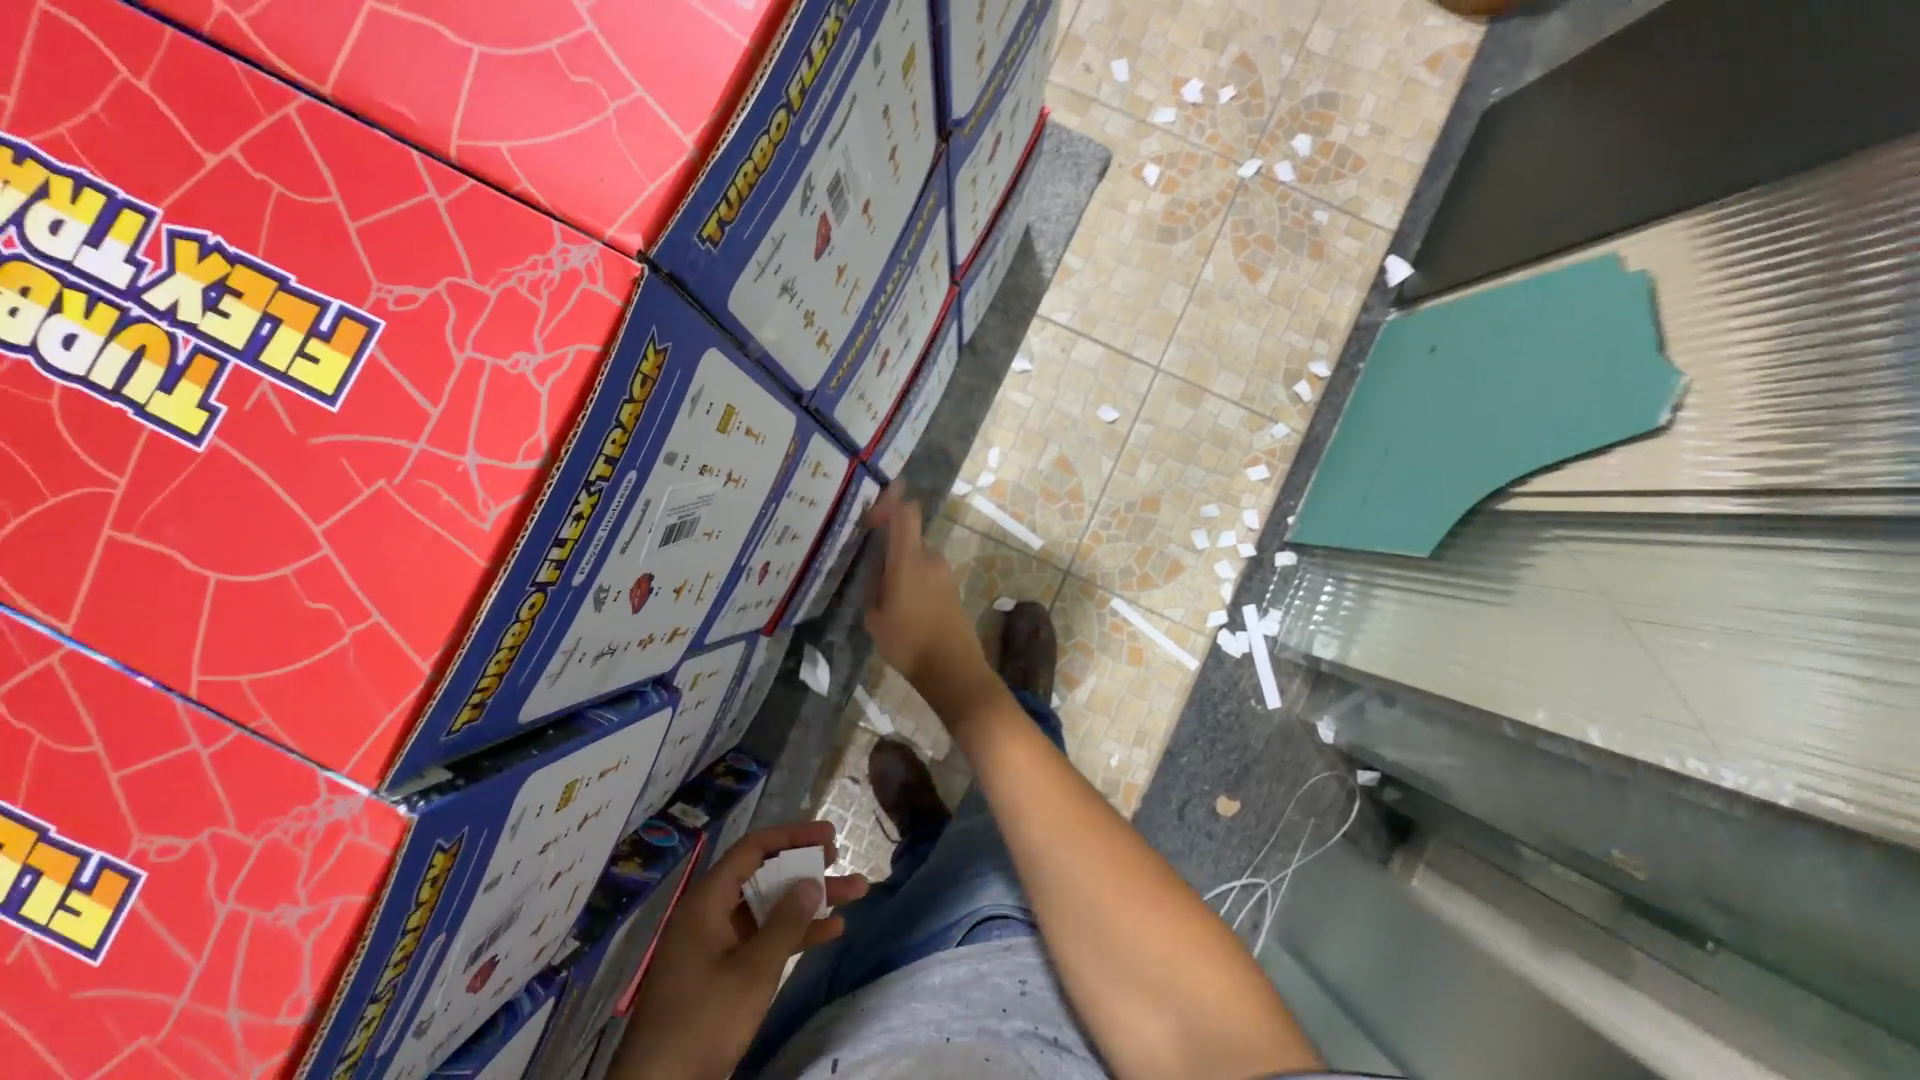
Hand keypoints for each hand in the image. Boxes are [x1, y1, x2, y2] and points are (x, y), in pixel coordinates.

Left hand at [616, 822, 868, 1079]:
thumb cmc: (703, 1020)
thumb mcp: (751, 971)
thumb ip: (785, 923)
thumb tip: (810, 881)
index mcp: (706, 902)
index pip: (752, 850)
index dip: (792, 837)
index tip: (830, 835)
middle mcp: (709, 914)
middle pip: (763, 877)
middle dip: (807, 870)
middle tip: (843, 861)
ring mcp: (715, 944)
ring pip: (768, 909)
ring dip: (808, 903)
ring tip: (855, 894)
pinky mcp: (723, 972)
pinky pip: (763, 939)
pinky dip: (794, 934)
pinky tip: (831, 932)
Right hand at [864, 487, 997, 715]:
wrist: (952, 669)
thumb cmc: (908, 643)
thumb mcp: (874, 617)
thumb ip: (874, 586)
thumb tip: (878, 572)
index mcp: (909, 559)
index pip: (906, 512)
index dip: (890, 504)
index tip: (872, 520)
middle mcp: (931, 559)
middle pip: (910, 537)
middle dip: (891, 548)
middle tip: (873, 574)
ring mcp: (946, 573)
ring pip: (918, 558)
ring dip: (902, 568)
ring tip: (887, 599)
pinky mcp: (953, 589)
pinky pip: (928, 574)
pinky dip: (914, 582)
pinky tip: (904, 609)